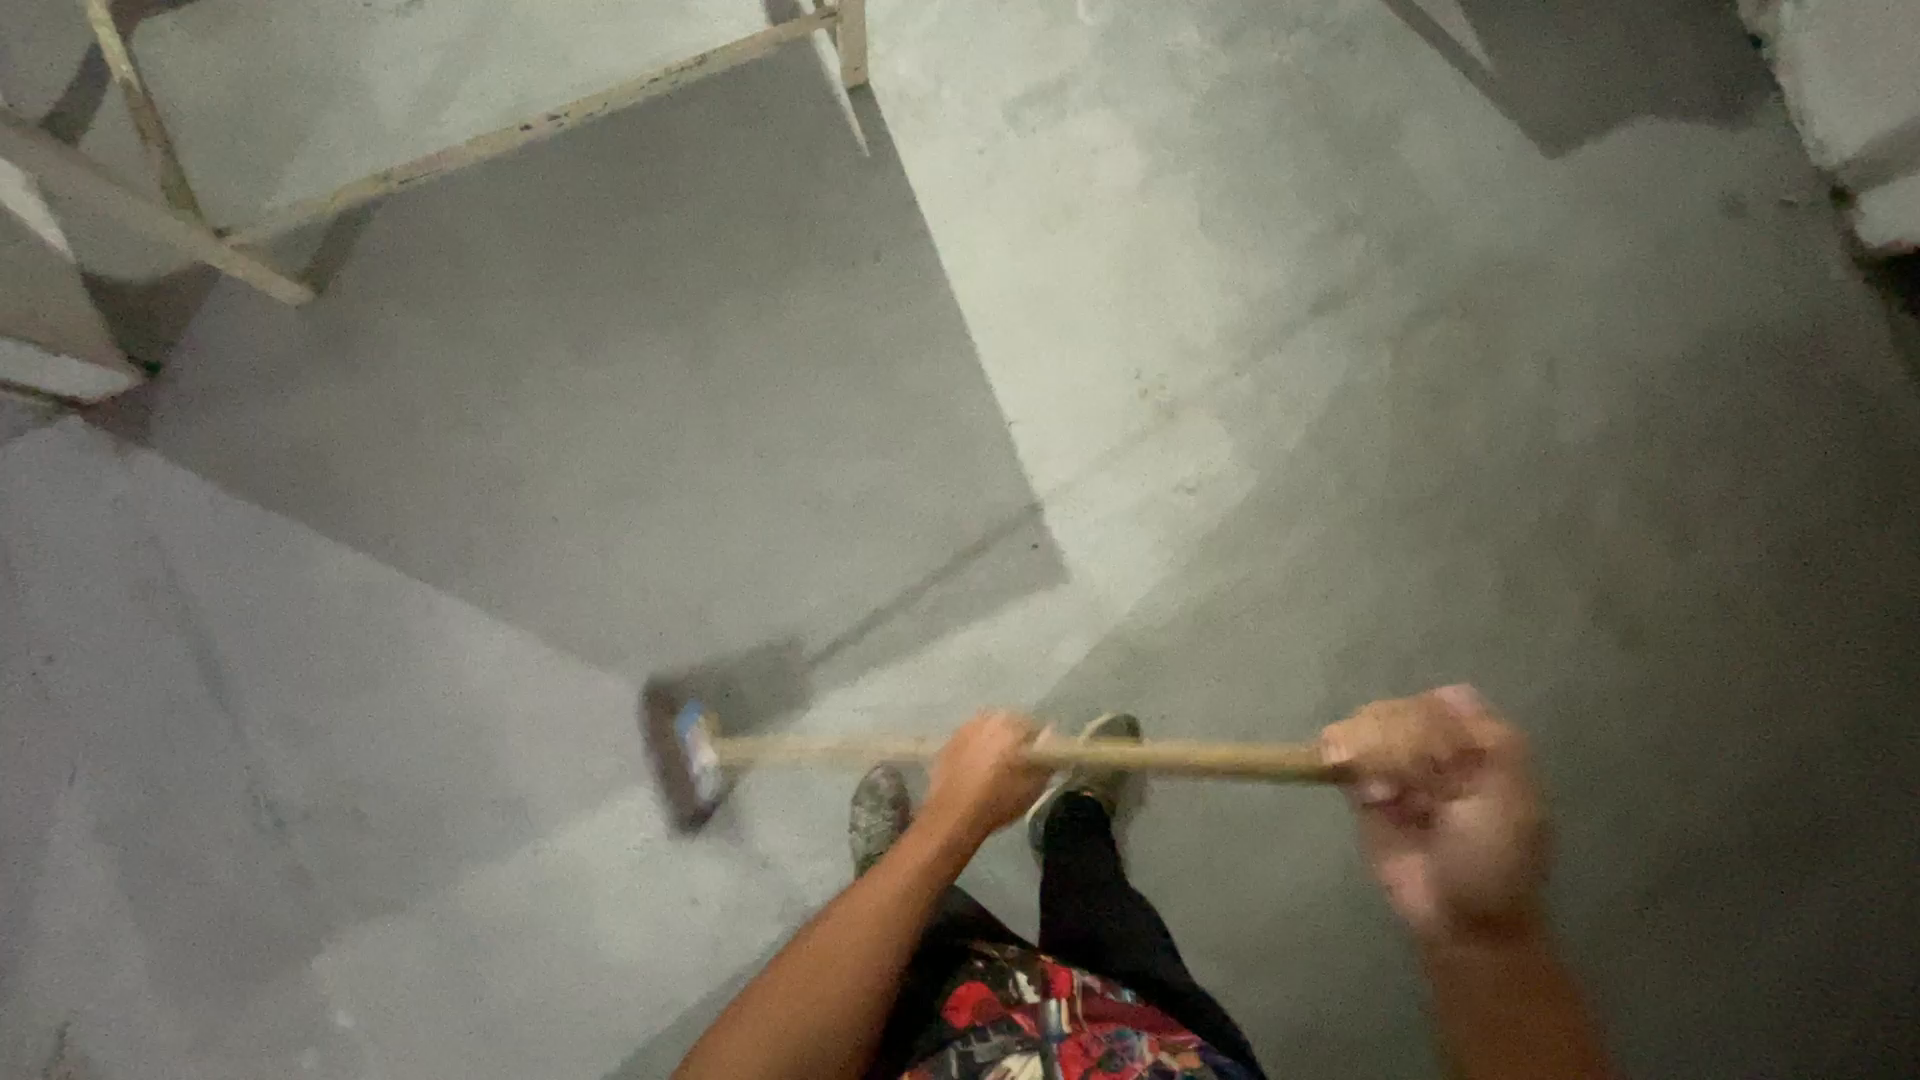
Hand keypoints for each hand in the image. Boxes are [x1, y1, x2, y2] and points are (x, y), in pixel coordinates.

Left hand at [921, 709, 1053, 845]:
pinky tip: (976, 766)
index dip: (1041, 744)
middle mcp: (988, 719)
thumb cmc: (998, 800)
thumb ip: (1047, 763)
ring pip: (989, 728)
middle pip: (1010, 723)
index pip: (1036, 727)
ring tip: (997, 764)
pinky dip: (977, 747)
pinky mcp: (949, 740)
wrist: (953, 813)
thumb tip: (1051, 751)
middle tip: (1019, 762)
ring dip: (996, 740)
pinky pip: (971, 738)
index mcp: (1012, 726)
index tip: (1041, 760)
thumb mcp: (1034, 787)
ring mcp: (965, 728)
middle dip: (1017, 739)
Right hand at [1321, 685, 1548, 945]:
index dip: (1429, 717)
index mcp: (1478, 746)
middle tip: (1408, 782)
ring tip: (1381, 792)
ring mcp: (1396, 768)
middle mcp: (1435, 750)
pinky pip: (1342, 757)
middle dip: (1395, 740)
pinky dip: (1344, 763)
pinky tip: (1366, 793)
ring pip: (1365, 727)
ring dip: (1367, 751)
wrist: (1458, 918)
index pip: (1443, 701)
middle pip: (1397, 710)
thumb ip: (1492, 740)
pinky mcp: (1362, 789)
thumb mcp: (1513, 798)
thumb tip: (1448, 692)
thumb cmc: (1495, 860)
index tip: (1435, 750)